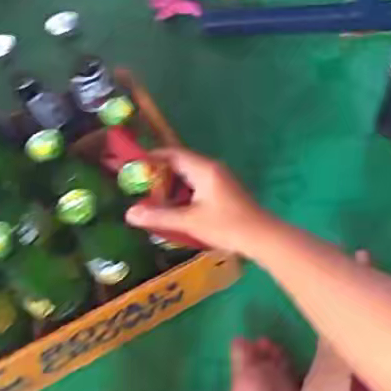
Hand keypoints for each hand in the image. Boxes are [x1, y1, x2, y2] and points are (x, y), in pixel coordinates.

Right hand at [128, 147, 276, 256]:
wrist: (261, 237)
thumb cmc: (225, 226)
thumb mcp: (188, 222)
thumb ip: (159, 216)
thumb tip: (129, 213)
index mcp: (204, 169)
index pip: (173, 154)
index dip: (152, 157)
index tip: (134, 165)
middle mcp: (212, 169)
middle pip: (181, 163)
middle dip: (160, 173)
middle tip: (140, 184)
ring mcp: (221, 179)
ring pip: (190, 175)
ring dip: (172, 184)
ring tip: (154, 197)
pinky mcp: (225, 191)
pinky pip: (198, 184)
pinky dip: (184, 191)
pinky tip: (176, 207)